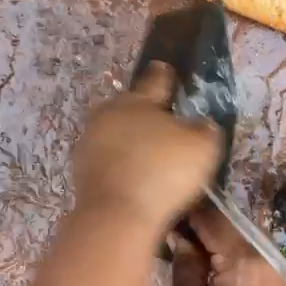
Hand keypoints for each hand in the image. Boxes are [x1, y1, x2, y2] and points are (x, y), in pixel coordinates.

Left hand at [71, 64, 222, 230]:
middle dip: (142, 110)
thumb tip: (200, 125)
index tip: (167, 70)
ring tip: (148, 155)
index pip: (156, 80)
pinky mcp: (81, 172)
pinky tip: (133, 177)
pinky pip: (107, 160)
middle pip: (128, 105)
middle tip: (160, 122)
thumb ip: (204, 129)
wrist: (117, 215)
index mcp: (137, 100)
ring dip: (128, 140)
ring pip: (114, 133)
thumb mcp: (202, 146)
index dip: (166, 76)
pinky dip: (120, 165)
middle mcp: (108, 115)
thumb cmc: (163, 172)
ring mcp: (89, 144)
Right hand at [168, 207, 285, 285]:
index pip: (213, 221)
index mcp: (241, 262)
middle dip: (205, 227)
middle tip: (179, 236)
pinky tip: (216, 269)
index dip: (190, 215)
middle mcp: (265, 258)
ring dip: (220, 240)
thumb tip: (180, 238)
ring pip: (243, 239)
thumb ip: (183, 267)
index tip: (170, 218)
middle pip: (231, 226)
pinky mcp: (281, 282)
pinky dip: (234, 255)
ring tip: (195, 253)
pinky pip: (254, 256)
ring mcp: (277, 269)